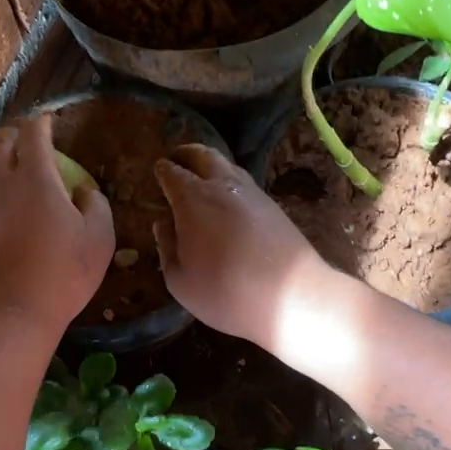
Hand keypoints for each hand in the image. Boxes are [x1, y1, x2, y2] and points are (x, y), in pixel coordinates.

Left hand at [0, 115, 113, 330]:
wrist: (8, 313)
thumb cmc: (62, 275)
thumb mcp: (99, 240)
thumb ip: (95, 206)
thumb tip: (83, 191)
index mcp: (36, 178)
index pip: (34, 135)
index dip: (42, 124)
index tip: (49, 122)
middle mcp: (0, 184)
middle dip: (14, 136)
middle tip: (27, 141)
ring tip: (9, 170)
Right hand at [151, 144, 332, 346]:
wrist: (292, 296)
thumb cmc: (226, 292)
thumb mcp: (181, 281)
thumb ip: (167, 247)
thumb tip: (163, 224)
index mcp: (193, 200)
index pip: (173, 173)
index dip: (163, 171)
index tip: (158, 170)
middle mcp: (223, 186)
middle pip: (203, 156)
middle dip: (187, 154)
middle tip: (177, 157)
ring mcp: (253, 193)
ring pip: (227, 165)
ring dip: (210, 164)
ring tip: (202, 175)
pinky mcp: (274, 206)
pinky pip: (245, 183)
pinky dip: (230, 181)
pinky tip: (228, 198)